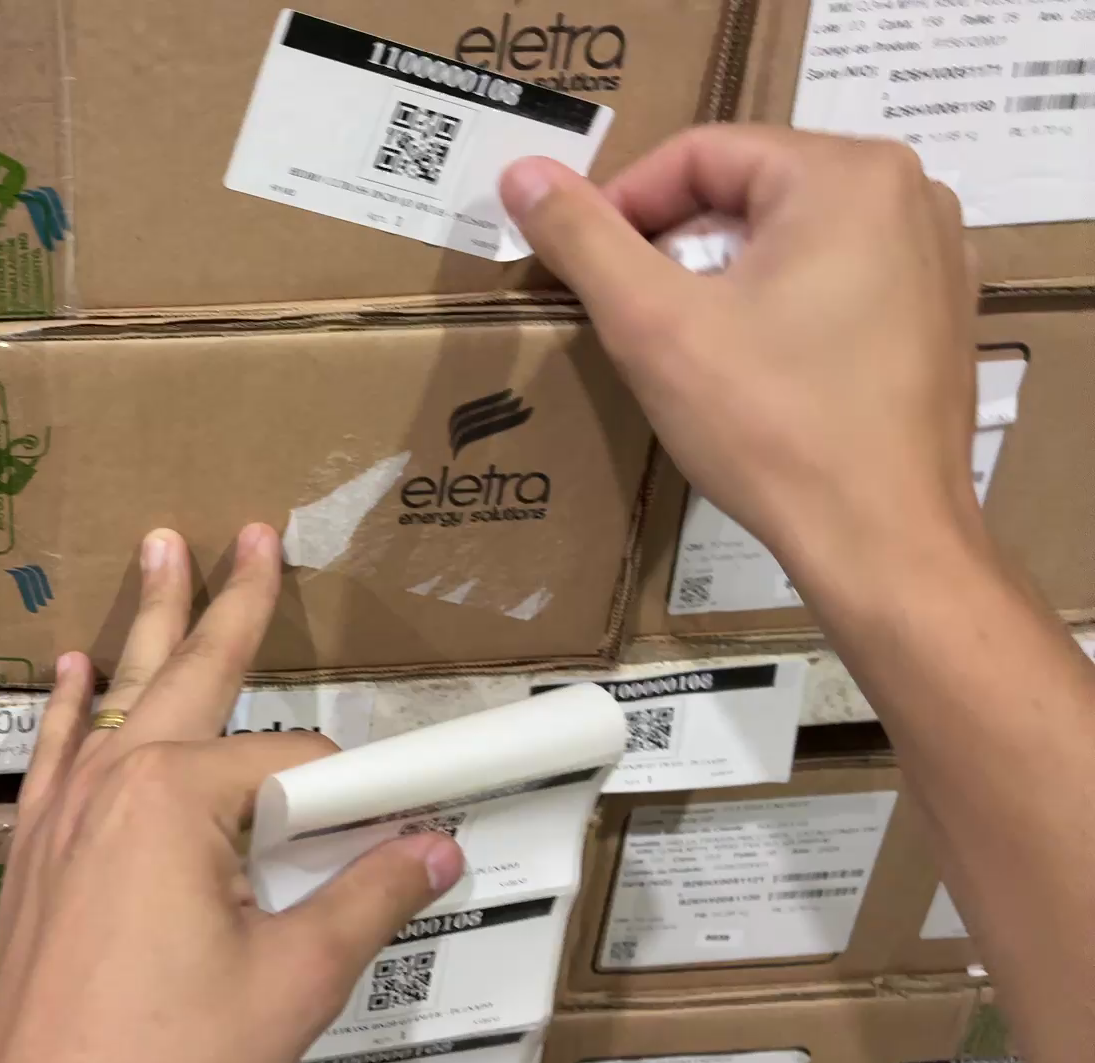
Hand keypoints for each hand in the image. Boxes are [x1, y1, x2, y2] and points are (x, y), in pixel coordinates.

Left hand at [0, 524, 464, 1062]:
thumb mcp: (289, 983)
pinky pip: (59, 743)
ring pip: (127, 688)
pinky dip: (73, 700)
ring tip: (161, 552)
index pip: (294, 765)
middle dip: (237, 601)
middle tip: (253, 535)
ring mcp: (70, 799)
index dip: (350, 789)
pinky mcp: (40, 834)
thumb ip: (366, 899)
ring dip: (151, 619)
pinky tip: (77, 663)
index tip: (393, 813)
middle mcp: (120, 776)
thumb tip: (434, 848)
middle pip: (199, 671)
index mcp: (181, 797)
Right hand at [499, 126, 985, 592]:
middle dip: (657, 248)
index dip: (615, 207)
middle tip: (617, 315)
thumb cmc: (760, 417)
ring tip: (664, 344)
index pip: (694, 153)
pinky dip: (750, 304)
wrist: (872, 529)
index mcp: (845, 176)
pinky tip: (728, 365)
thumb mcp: (650, 322)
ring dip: (698, 279)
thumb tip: (519, 173)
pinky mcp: (920, 312)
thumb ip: (581, 239)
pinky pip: (811, 277)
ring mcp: (923, 255)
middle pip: (735, 192)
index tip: (575, 273)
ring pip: (770, 237)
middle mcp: (903, 195)